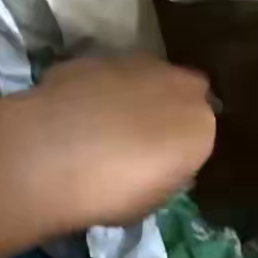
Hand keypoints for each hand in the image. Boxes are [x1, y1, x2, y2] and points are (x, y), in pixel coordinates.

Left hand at [0, 56, 216, 233]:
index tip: (162, 160)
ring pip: (142, 76)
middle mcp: (175, 84)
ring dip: (129, 93)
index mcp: (201, 125)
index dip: (181, 143)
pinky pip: (101, 75)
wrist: (55, 156)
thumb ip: (165, 173)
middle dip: (164, 106)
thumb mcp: (151, 200)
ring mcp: (133, 64)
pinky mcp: (91, 58)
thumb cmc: (113, 193)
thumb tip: (159, 164)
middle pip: (180, 89)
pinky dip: (92, 89)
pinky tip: (71, 113)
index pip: (203, 129)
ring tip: (99, 124)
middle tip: (137, 136)